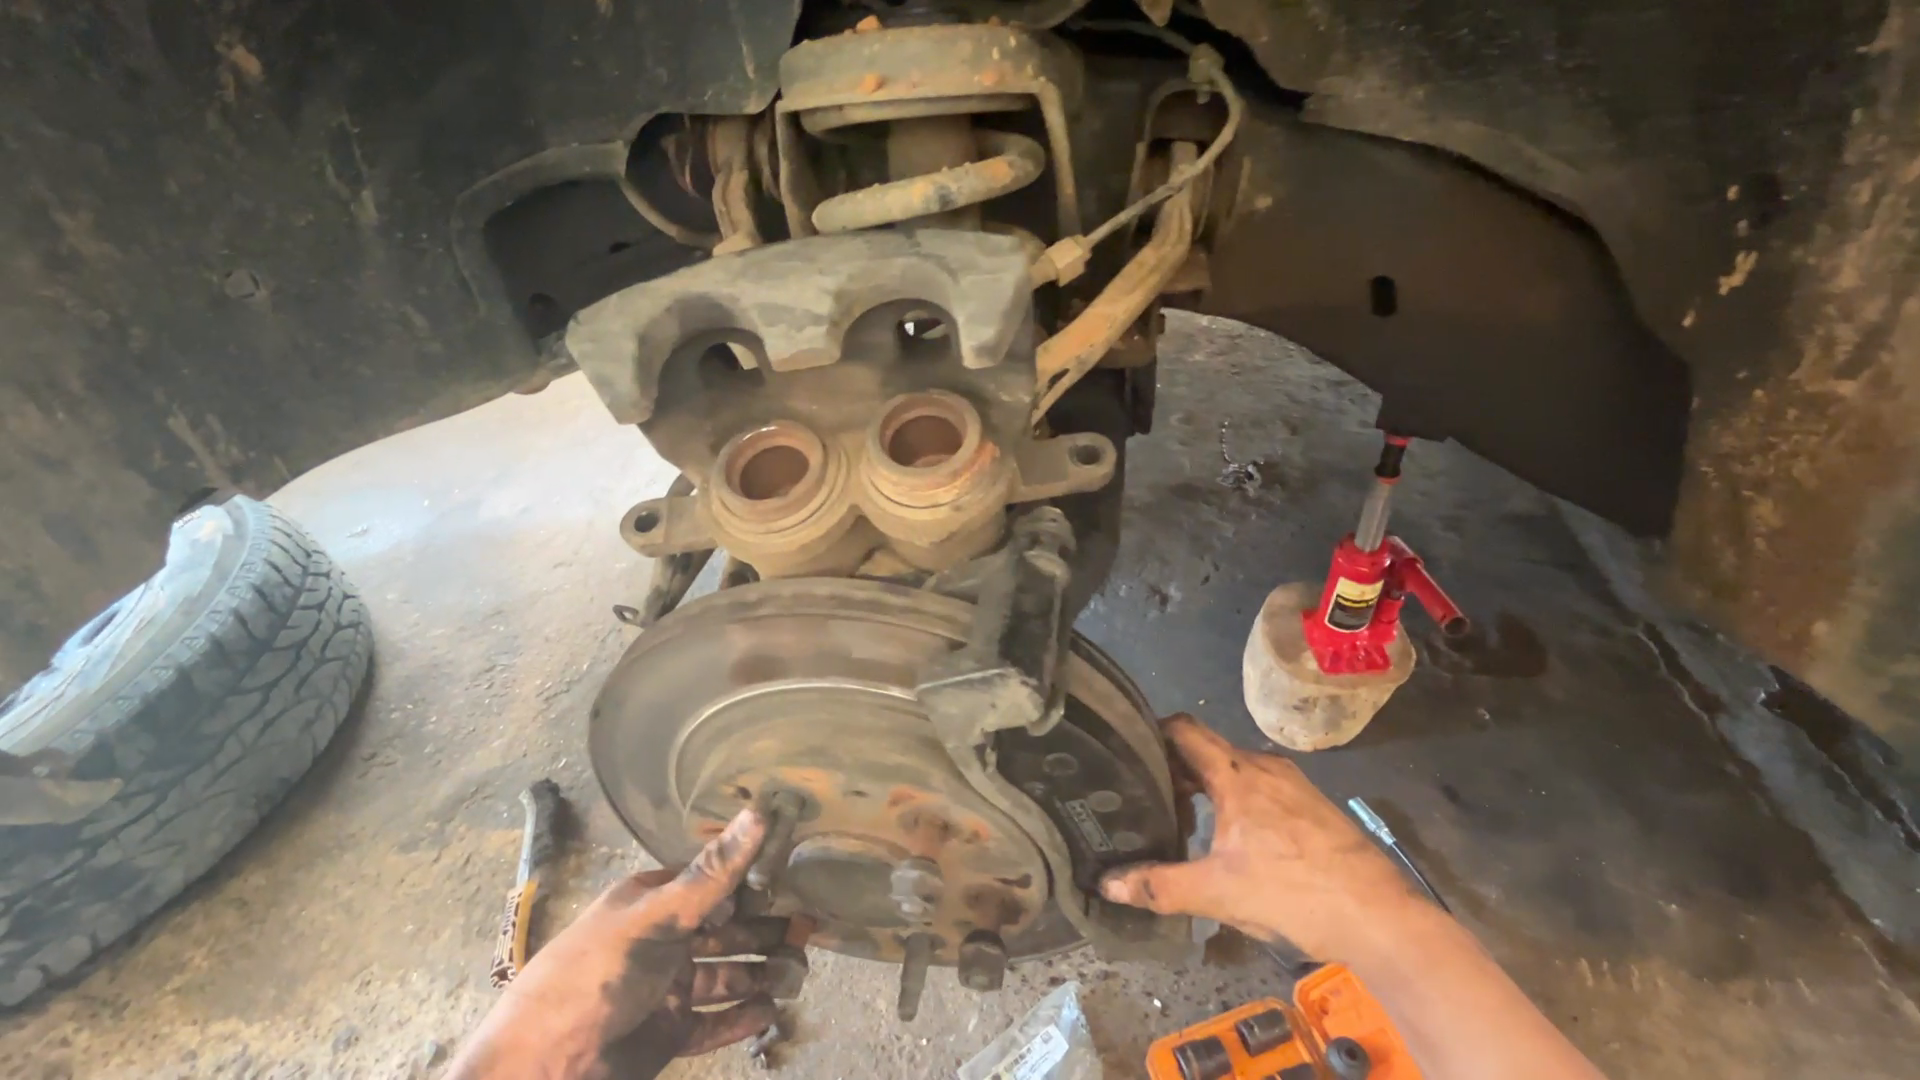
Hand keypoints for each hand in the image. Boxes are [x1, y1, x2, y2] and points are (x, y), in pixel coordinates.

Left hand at [450, 808, 784, 1079]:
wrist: (540, 1071)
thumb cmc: (597, 975)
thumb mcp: (656, 917)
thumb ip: (713, 873)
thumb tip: (761, 810)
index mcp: (654, 902)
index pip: (715, 884)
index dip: (753, 885)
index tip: (793, 883)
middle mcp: (663, 942)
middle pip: (728, 932)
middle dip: (767, 933)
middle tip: (809, 934)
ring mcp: (666, 990)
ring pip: (728, 976)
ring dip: (763, 975)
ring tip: (798, 976)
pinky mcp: (667, 1035)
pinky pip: (714, 1022)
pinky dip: (742, 1017)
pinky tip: (772, 1012)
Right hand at [1100, 715, 1419, 958]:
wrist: (1380, 916)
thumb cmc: (1292, 893)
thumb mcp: (1217, 894)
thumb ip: (1159, 886)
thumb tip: (1107, 884)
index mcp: (1235, 774)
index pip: (1184, 729)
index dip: (1153, 731)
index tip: (1128, 749)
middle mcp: (1263, 766)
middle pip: (1208, 749)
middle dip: (1175, 767)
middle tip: (1147, 795)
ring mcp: (1293, 784)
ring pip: (1237, 769)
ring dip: (1208, 785)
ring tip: (1186, 818)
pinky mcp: (1314, 805)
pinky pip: (1262, 786)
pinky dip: (1238, 798)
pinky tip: (1235, 837)